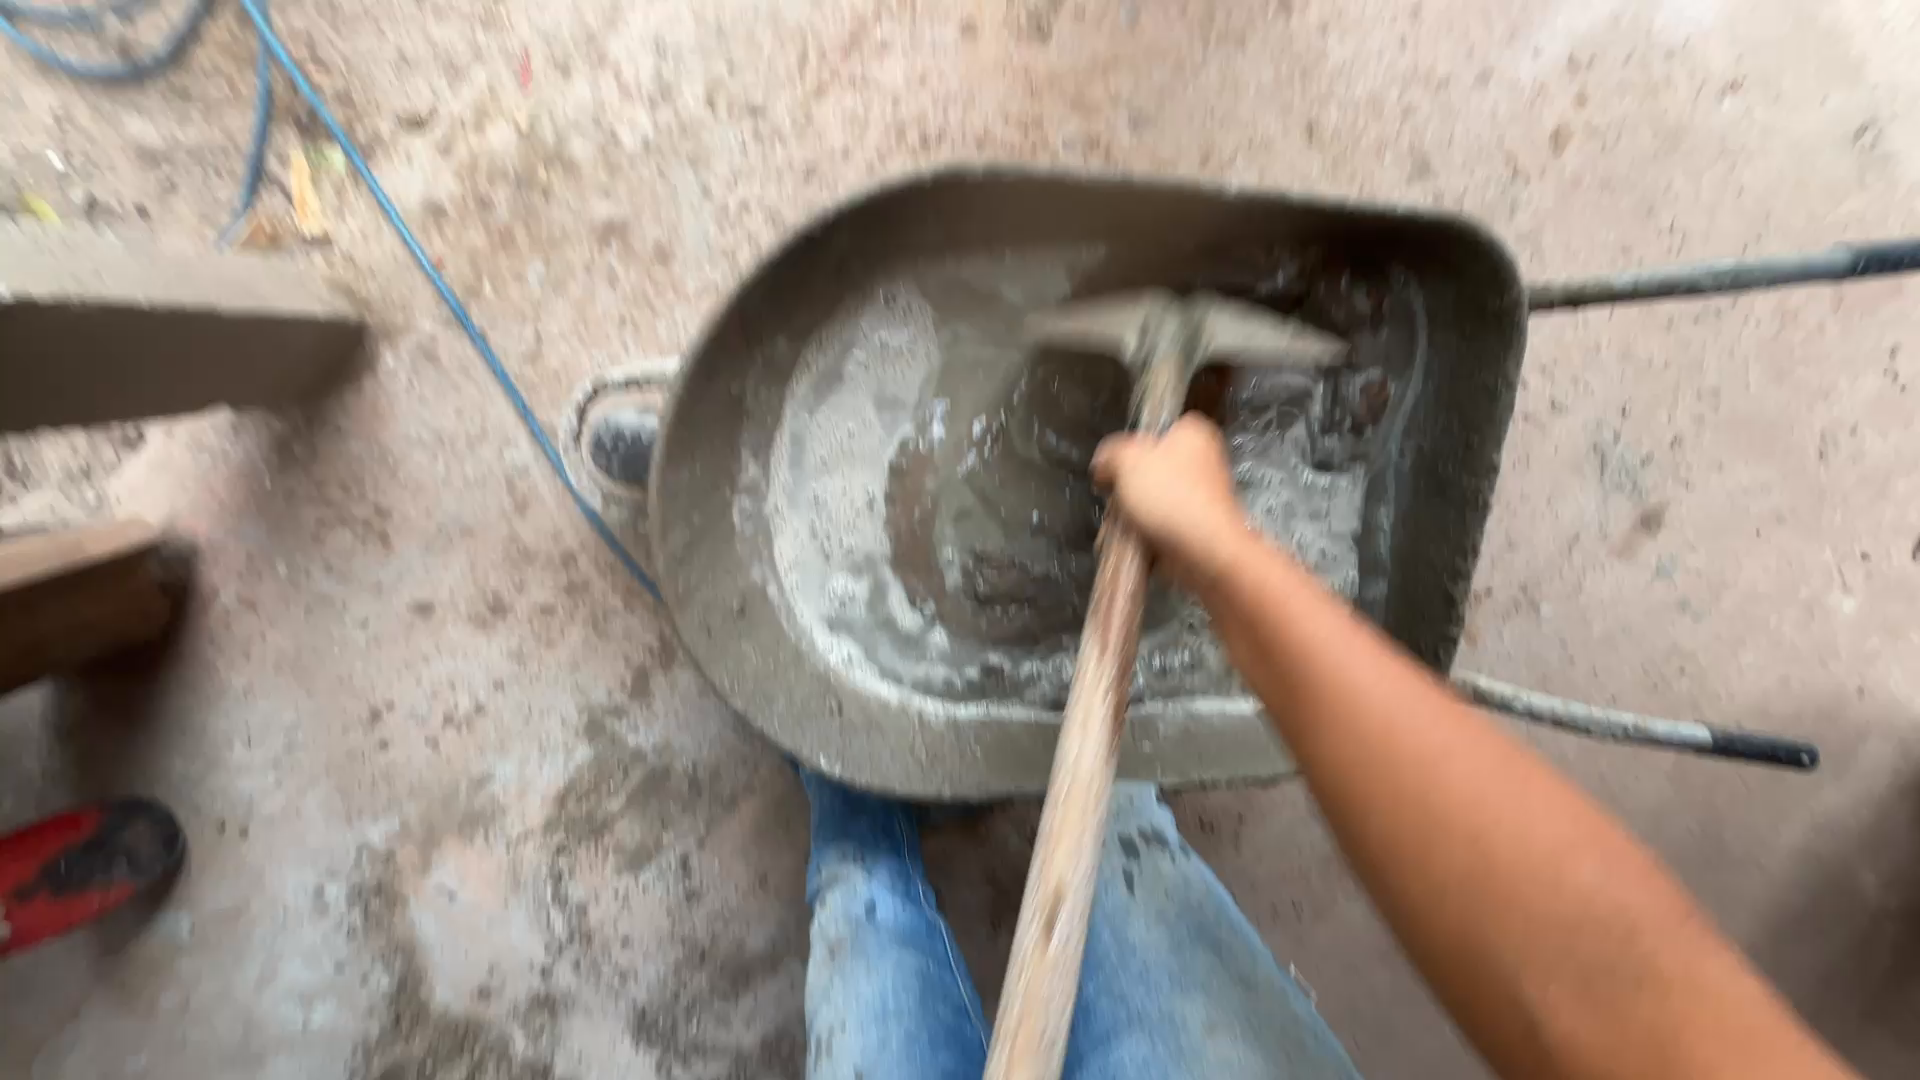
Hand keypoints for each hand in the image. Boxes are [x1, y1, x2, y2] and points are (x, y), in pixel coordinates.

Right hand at [1090, 413, 1255, 591]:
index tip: (1116, 464)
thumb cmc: (1169, 496)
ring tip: (1116, 527)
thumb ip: (1110, 453)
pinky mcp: (1195, 529)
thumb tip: (1103, 465)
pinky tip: (1128, 543)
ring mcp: (1200, 498)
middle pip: (1149, 469)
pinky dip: (1142, 535)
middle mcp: (1201, 463)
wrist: (1204, 551)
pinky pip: (1159, 527)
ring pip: (1151, 501)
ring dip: (1129, 516)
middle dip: (1126, 487)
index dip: (1132, 445)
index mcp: (1193, 435)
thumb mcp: (1128, 460)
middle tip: (1113, 498)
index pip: (1158, 430)